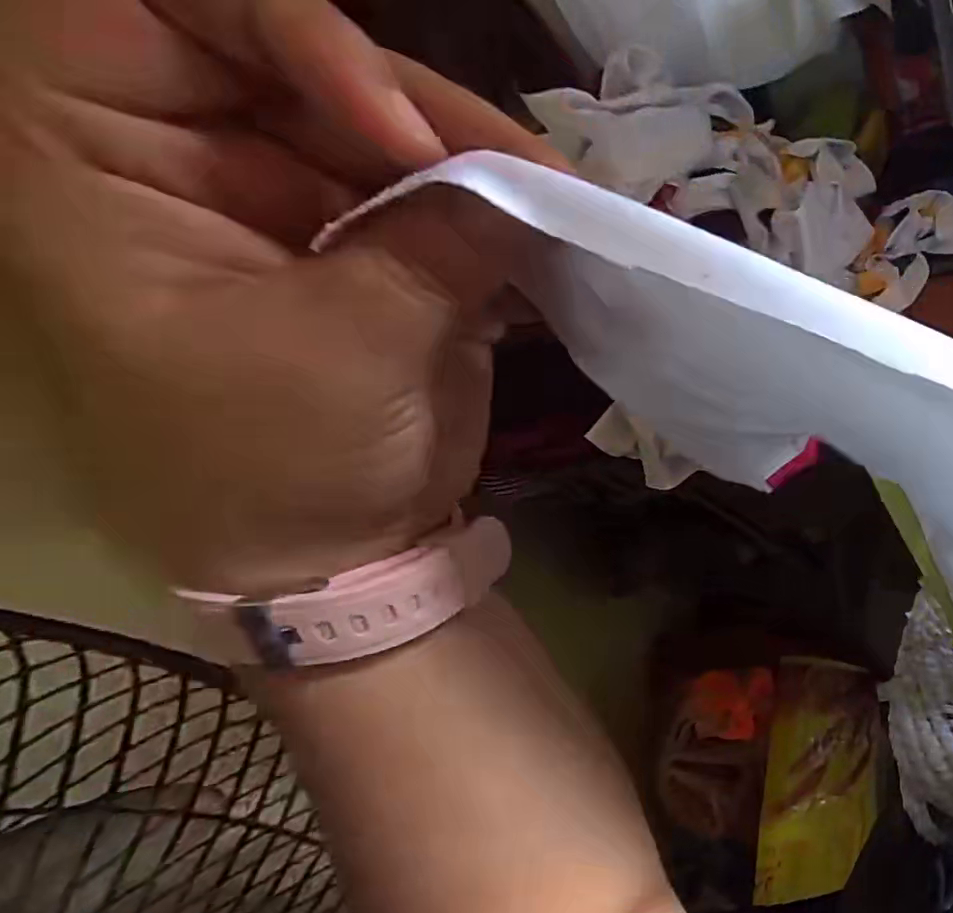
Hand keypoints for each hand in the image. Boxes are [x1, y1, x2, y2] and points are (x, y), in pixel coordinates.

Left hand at [0, 0, 568, 594]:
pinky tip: (563, 242)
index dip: (286, 38)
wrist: (343, 549)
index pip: (163, 13)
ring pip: (408, 148)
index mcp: (113, 157)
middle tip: (536, 165)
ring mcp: (321, 217)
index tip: (401, 131)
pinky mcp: (401, 267)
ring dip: (492, 172)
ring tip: (569, 201)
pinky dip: (513, 228)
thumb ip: (427, 252)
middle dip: (431, 114)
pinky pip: (459, 218)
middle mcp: (214, 163)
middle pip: (318, 77)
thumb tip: (516, 190)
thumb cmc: (282, 458)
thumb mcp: (342, 347)